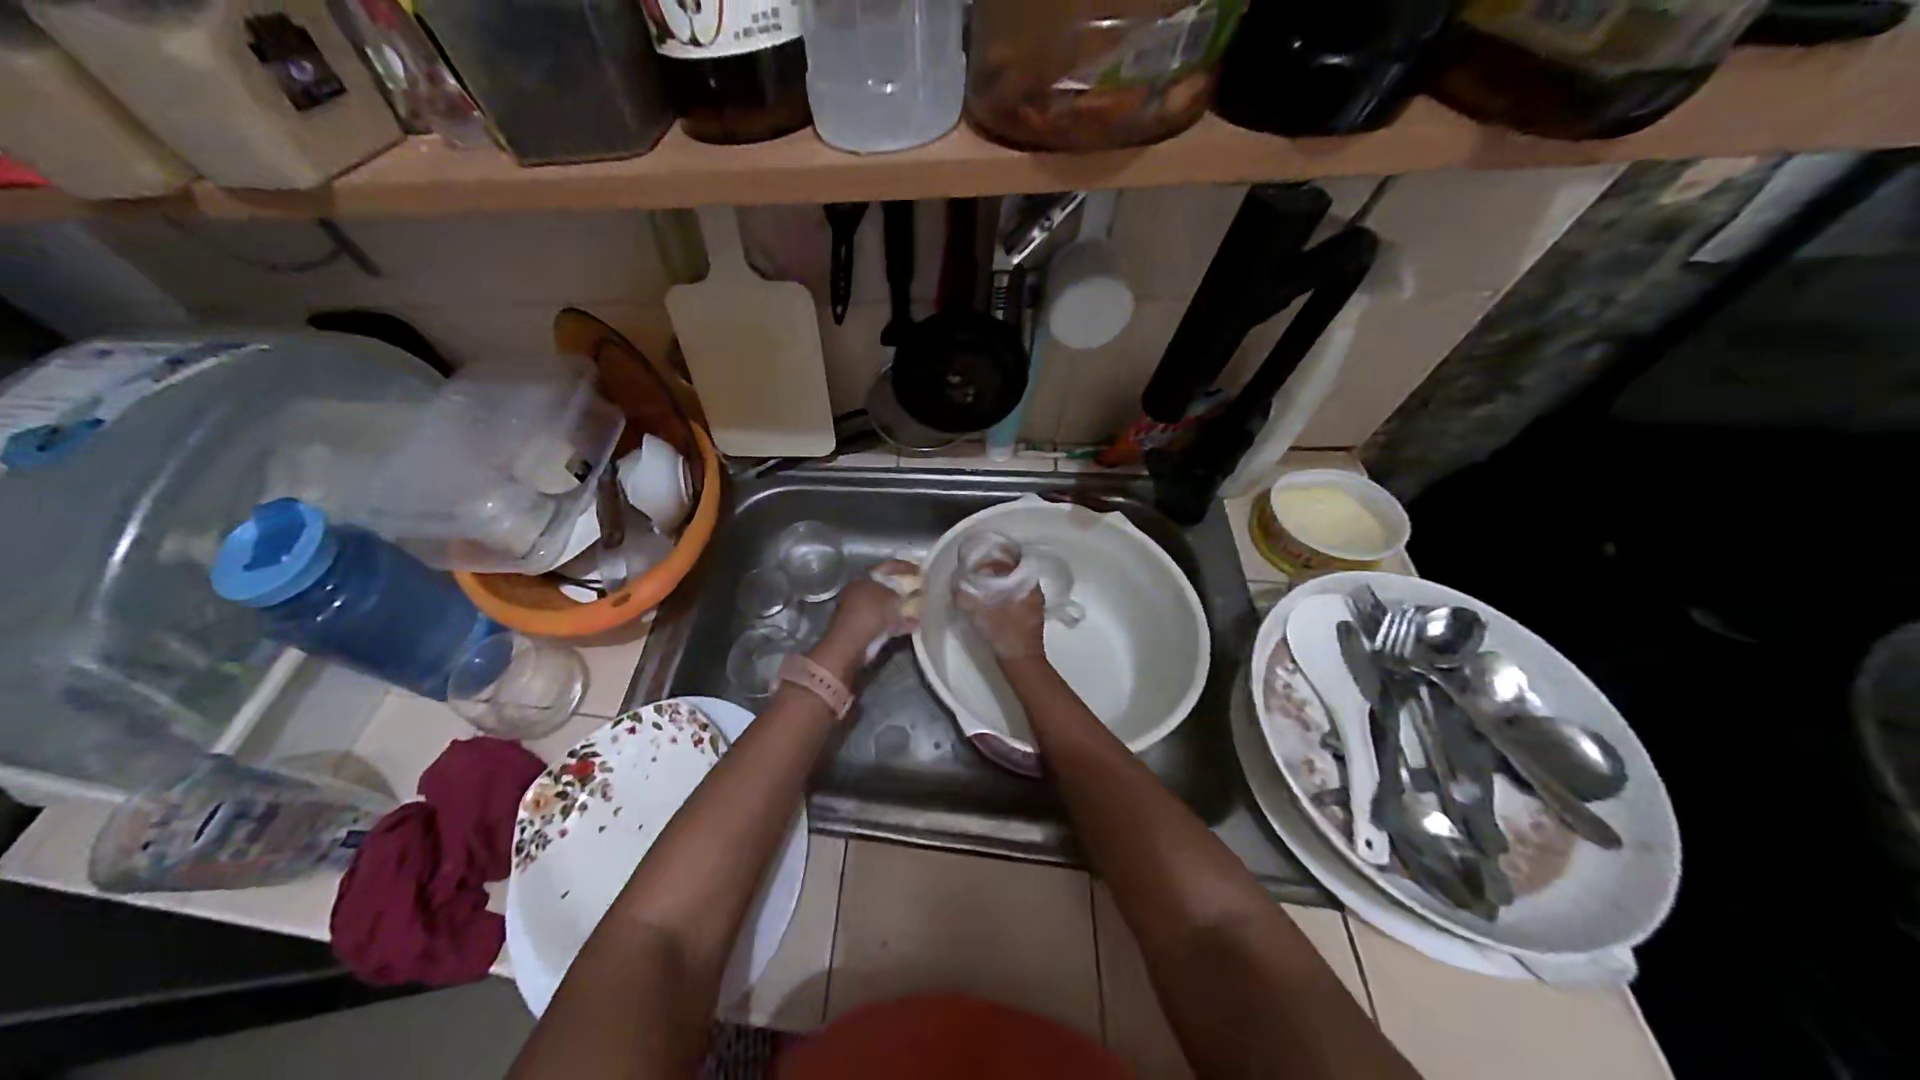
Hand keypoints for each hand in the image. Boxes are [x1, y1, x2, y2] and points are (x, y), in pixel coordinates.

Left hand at [820, 559, 921, 660]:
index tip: (920, 570)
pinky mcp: (865, 629)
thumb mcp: (891, 597)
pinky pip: (886, 623)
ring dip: (901, 608)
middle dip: (903, 589)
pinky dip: (899, 623)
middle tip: (920, 589)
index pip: (887, 567)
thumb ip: (900, 593)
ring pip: (886, 607)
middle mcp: (860, 593)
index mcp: (863, 579)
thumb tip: (903, 596)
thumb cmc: (871, 612)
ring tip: (920, 608)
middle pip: (886, 587)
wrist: (852, 643)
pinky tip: (915, 625)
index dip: (904, 566)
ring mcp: (862, 612)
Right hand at [953, 556, 1045, 660]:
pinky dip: (1002, 595)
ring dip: (998, 584)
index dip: (995, 560)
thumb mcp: (982, 613)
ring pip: (1014, 585)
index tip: (979, 564)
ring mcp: (1033, 605)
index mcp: (1029, 586)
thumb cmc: (1006, 634)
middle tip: (977, 573)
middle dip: (996, 571)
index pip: (1013, 562)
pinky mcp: (1029, 616)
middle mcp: (1035, 592)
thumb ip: (967, 597)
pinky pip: (1015, 596)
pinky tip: (989, 600)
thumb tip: (956, 587)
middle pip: (1014, 573)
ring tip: (980, 585)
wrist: (1021, 663)